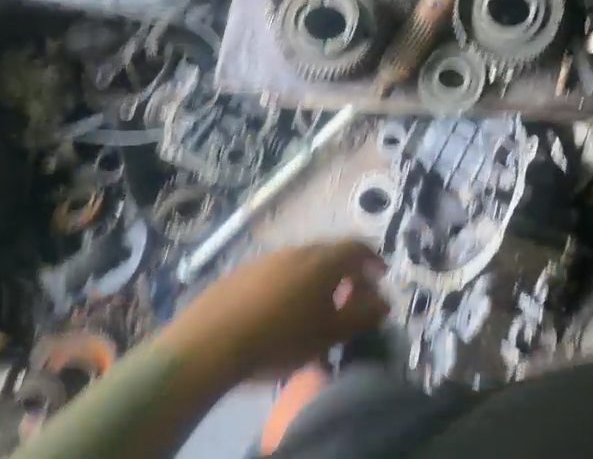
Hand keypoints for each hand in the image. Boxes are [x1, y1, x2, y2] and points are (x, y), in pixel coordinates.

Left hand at [161, 240, 387, 380]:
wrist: (209, 343)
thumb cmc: (280, 338)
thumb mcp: (329, 334)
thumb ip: (362, 316)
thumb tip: (384, 301)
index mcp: (324, 260)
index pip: (358, 247)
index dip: (372, 260)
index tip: (379, 278)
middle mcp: (298, 250)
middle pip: (330, 253)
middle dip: (345, 273)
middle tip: (349, 299)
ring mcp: (266, 259)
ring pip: (300, 263)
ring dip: (314, 281)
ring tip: (312, 311)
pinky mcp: (239, 274)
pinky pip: (275, 274)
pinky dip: (287, 287)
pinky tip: (277, 314)